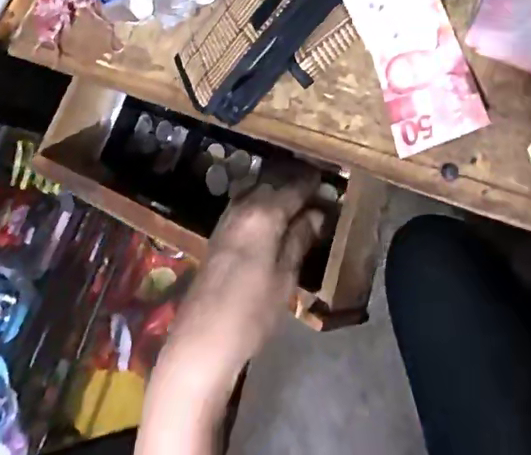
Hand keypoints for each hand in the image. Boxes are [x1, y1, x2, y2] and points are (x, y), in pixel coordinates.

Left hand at [153, 169, 327, 399]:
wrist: (200, 344)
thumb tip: (316, 213)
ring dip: (274, 198)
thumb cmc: (251, 313)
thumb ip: (300, 239)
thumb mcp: (285, 277)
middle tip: (315, 202)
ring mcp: (225, 223)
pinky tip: (269, 227)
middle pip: (272, 187)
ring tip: (294, 213)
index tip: (330, 188)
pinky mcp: (215, 238)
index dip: (314, 186)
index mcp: (264, 214)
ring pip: (254, 196)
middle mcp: (242, 209)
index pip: (295, 188)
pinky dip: (258, 210)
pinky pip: (242, 210)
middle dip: (293, 190)